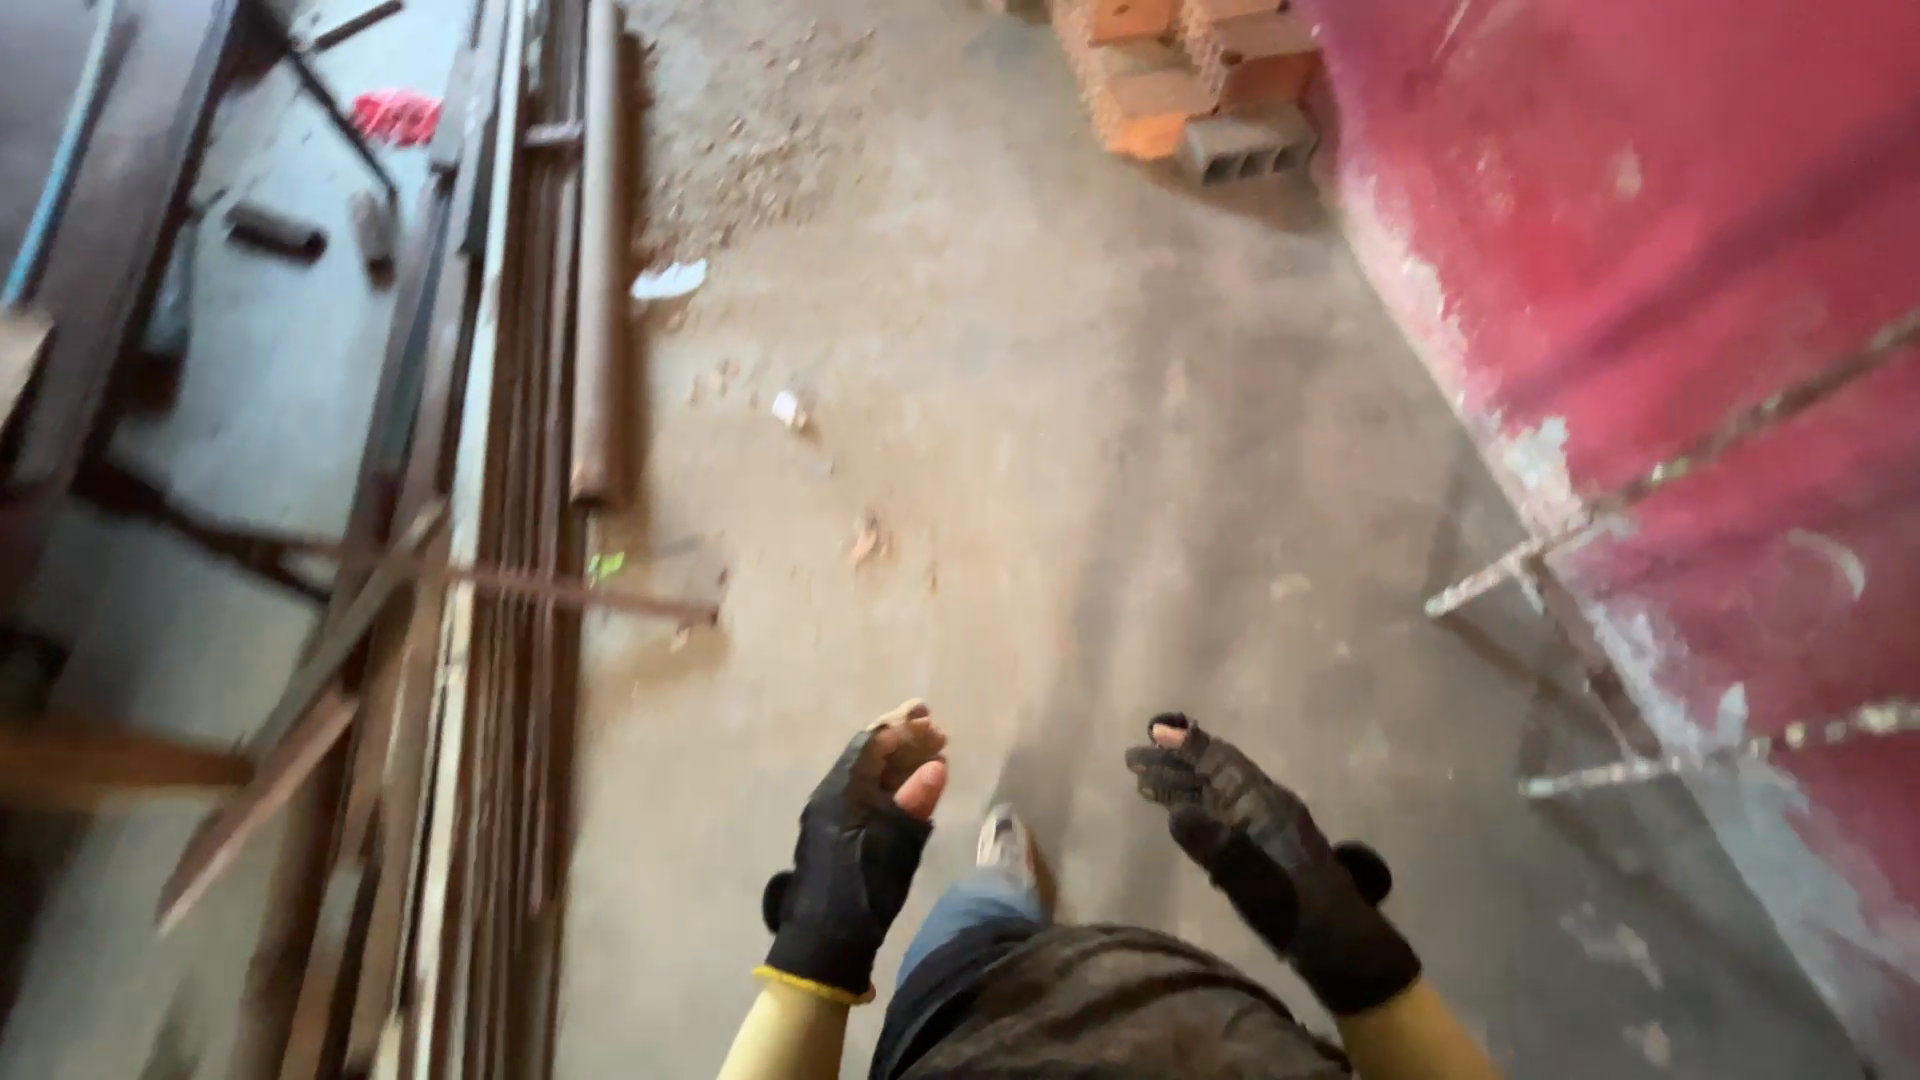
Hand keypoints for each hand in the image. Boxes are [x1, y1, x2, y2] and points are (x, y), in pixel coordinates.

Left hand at [759, 701, 948, 1003]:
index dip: (903, 727)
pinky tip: (915, 785)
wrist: (826, 939)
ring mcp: (832, 812)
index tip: (932, 720)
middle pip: (869, 752)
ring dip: (900, 759)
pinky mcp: (836, 830)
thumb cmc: (863, 884)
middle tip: (933, 725)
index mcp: (843, 787)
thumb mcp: (897, 842)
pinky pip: (867, 791)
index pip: (873, 741)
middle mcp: (833, 792)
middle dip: (902, 737)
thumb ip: (916, 799)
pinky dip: (892, 782)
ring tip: (934, 754)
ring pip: (869, 772)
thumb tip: (937, 765)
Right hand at [1126, 713, 1419, 1015]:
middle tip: (1132, 760)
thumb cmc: (1296, 911)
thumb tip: (1175, 812)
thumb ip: (1214, 846)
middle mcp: (1262, 806)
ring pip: (1213, 794)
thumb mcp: (1253, 881)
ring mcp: (1261, 828)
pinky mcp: (1258, 850)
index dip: (1187, 744)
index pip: (1220, 760)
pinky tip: (1174, 814)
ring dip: (1178, 786)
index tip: (1154, 732)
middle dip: (1173, 765)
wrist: (1341, 951)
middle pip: (1212, 773)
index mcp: (1265, 802)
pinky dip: (1191, 809)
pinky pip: (1218, 815)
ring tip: (1142, 784)